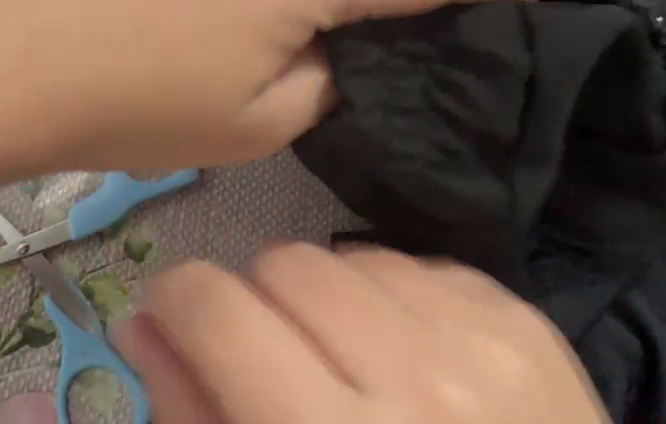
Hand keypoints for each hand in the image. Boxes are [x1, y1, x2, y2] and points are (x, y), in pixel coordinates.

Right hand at [117, 243, 606, 423]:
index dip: (181, 300)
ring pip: (349, 258)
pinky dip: (395, 303)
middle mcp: (412, 383)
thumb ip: (196, 416)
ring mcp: (480, 344)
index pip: (218, 310)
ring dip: (330, 302)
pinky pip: (419, 265)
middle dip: (261, 304)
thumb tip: (141, 320)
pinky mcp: (524, 323)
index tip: (181, 318)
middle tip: (278, 363)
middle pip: (284, 265)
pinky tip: (413, 364)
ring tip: (352, 367)